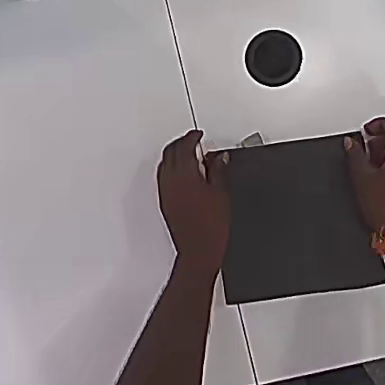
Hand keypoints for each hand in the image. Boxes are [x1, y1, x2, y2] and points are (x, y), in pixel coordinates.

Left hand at [157, 130, 229, 277]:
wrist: (199, 249)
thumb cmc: (211, 227)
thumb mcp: (221, 192)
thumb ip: (218, 170)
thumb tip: (219, 157)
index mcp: (184, 174)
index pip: (184, 146)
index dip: (192, 137)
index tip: (198, 135)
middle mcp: (170, 180)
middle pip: (171, 151)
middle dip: (181, 142)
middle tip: (193, 140)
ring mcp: (165, 190)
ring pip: (165, 163)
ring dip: (174, 153)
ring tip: (188, 153)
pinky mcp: (164, 200)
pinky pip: (163, 175)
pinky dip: (171, 167)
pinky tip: (181, 171)